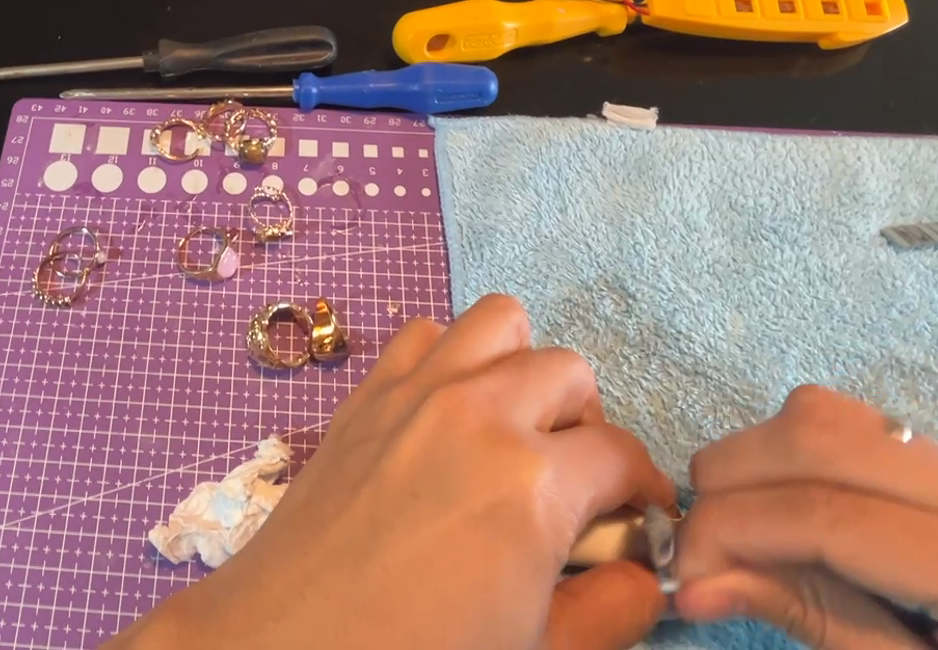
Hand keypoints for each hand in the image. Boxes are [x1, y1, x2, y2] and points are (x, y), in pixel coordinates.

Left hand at [113, 295, 675, 649]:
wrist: (293, 637)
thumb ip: (608, 609)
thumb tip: (645, 573)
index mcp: (533, 480)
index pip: (621, 453)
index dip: (642, 486)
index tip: (636, 512)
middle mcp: (480, 409)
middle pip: (566, 369)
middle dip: (583, 419)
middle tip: (567, 470)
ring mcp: (418, 386)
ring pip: (498, 320)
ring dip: (519, 362)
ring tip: (510, 420)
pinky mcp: (369, 387)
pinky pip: (422, 332)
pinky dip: (448, 354)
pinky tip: (444, 407)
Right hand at [675, 386, 937, 648]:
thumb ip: (816, 623)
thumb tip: (693, 583)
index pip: (834, 518)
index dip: (733, 529)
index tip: (679, 565)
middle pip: (824, 435)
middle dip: (732, 477)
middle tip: (698, 538)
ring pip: (837, 416)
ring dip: (761, 461)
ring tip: (745, 524)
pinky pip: (869, 437)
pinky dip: (805, 464)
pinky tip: (804, 516)